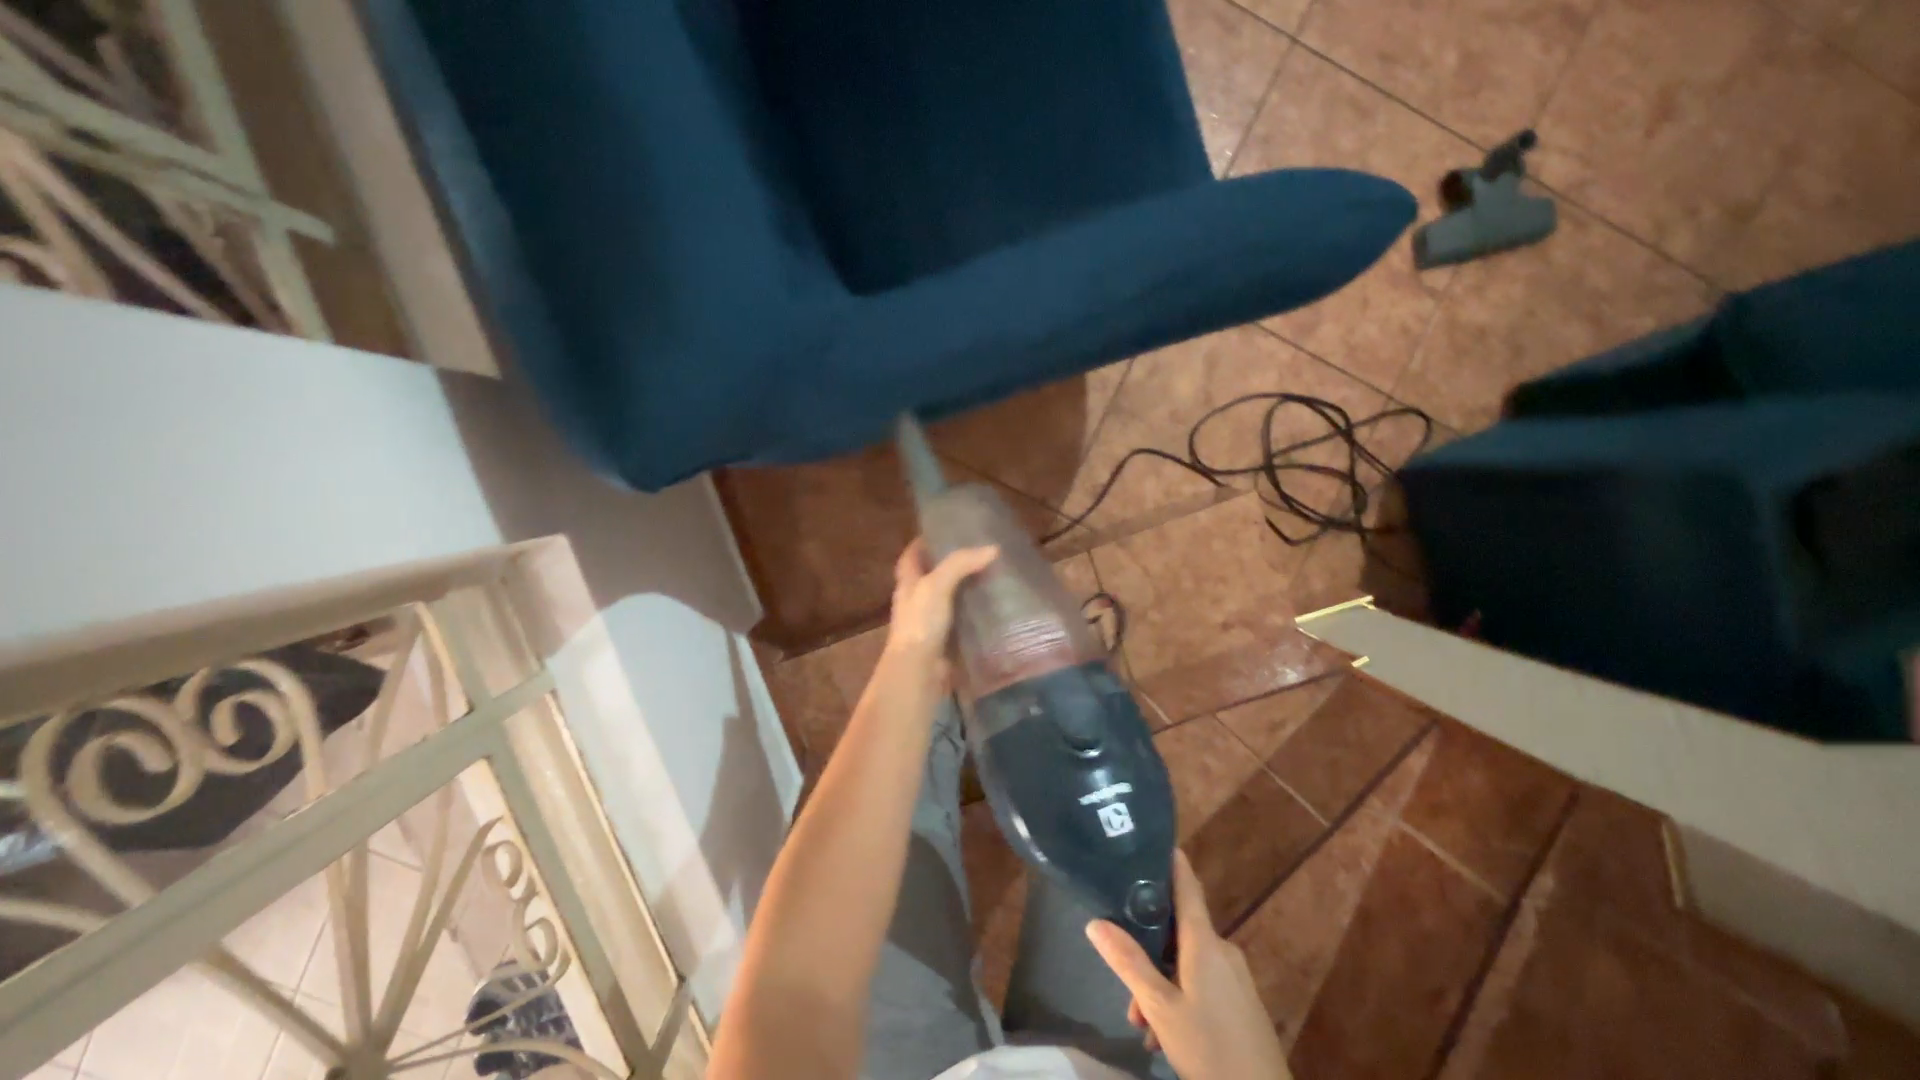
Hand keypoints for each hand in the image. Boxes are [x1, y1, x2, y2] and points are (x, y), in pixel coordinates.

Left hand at [885, 540, 997, 660]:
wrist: (918, 671)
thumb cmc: (920, 623)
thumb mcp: (937, 585)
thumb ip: (960, 564)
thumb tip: (992, 549)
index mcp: (907, 584)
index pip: (910, 557)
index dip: (922, 543)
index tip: (943, 530)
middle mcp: (915, 602)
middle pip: (930, 577)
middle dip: (949, 565)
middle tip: (977, 552)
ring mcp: (929, 624)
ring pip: (948, 600)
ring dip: (965, 590)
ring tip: (991, 576)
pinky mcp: (945, 642)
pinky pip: (961, 622)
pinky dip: (973, 614)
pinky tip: (992, 608)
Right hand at [1086, 850, 1292, 1079]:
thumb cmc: (1210, 1049)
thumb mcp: (1160, 1007)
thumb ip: (1128, 962)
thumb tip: (1096, 922)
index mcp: (1205, 943)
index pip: (1187, 887)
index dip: (1171, 863)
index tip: (1150, 842)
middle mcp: (1223, 952)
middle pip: (1177, 934)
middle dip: (1145, 955)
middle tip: (1124, 991)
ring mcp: (1235, 978)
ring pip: (1185, 966)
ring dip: (1159, 988)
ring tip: (1143, 1029)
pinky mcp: (1241, 1003)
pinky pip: (1202, 986)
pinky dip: (1178, 1001)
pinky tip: (1163, 1039)